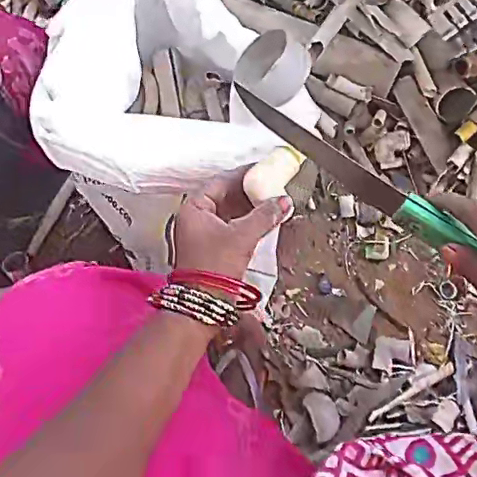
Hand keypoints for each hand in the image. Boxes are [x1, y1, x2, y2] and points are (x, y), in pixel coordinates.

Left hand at [171, 170, 291, 280]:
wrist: (202, 306)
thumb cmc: (213, 268)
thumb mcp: (242, 237)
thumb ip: (264, 216)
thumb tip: (283, 201)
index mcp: (193, 208)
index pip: (220, 181)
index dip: (243, 175)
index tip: (261, 170)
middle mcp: (194, 218)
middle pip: (224, 196)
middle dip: (248, 192)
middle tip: (270, 186)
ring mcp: (201, 233)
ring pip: (228, 212)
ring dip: (249, 208)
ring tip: (271, 202)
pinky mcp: (210, 247)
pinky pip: (230, 226)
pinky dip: (246, 222)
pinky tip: (263, 221)